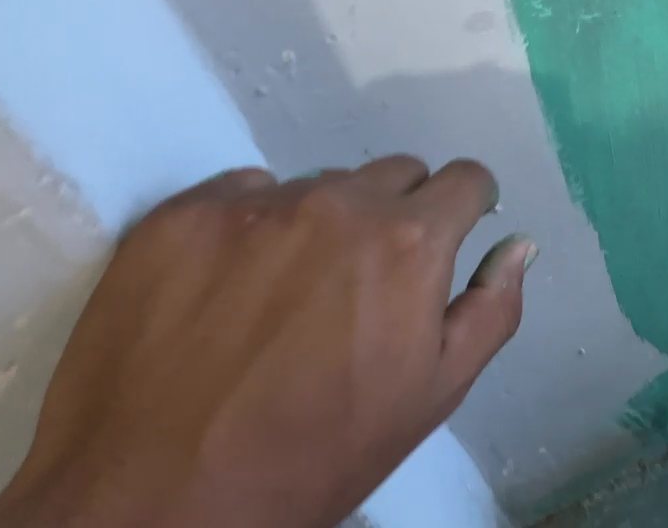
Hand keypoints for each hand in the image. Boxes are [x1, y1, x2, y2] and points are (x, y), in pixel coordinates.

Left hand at [0, 158, 535, 527]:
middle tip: (363, 282)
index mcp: (409, 241)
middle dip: (398, 213)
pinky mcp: (184, 213)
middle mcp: (339, 201)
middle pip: (395, 173)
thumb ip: (492, 308)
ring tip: (288, 293)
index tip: (448, 236)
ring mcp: (256, 202)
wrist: (150, 505)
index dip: (464, 208)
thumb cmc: (315, 456)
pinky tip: (230, 286)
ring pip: (321, 184)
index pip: (464, 179)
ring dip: (324, 222)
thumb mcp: (432, 396)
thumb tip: (517, 244)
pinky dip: (254, 224)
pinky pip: (246, 191)